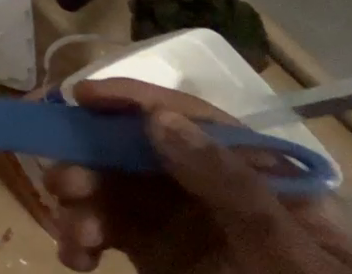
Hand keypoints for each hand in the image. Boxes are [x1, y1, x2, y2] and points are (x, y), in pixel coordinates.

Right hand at [48, 79, 351, 273]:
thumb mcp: (288, 255)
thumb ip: (234, 188)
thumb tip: (159, 118)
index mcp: (262, 178)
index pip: (196, 120)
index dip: (137, 100)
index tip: (81, 96)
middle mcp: (214, 189)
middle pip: (135, 148)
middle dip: (89, 161)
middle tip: (63, 184)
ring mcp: (180, 221)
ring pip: (109, 184)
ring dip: (79, 202)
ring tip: (75, 234)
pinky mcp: (152, 250)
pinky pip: (103, 225)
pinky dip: (79, 235)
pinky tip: (76, 255)